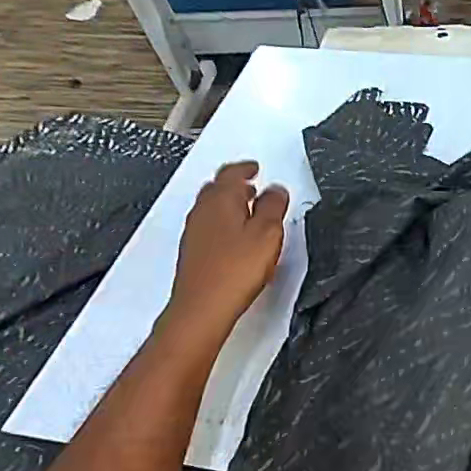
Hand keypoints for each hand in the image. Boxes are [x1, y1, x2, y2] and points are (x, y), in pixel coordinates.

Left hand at [166, 161, 290, 336]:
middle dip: (235, 183)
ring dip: (229, 203)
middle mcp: (203, 211)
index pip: (232, 173)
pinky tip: (236, 236)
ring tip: (247, 209)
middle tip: (251, 184)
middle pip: (217, 187)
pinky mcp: (194, 250)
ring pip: (212, 206)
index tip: (255, 167)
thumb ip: (273, 207)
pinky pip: (209, 225)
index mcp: (221, 200)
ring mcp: (195, 231)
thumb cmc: (235, 269)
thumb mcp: (267, 234)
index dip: (246, 168)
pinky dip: (223, 221)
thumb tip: (276, 190)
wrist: (204, 304)